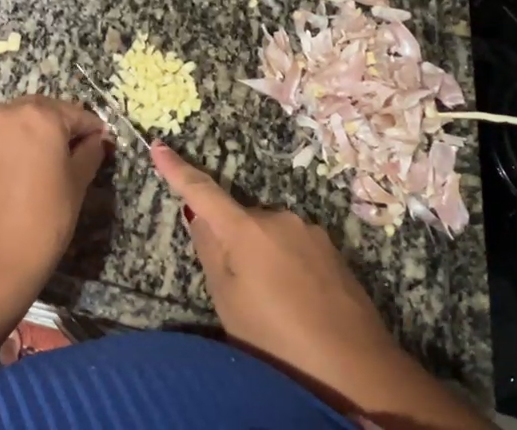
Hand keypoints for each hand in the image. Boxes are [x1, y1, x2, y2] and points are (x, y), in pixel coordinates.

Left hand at [0, 96, 109, 286]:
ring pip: (17, 118)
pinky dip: (10, 141)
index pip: (76, 114)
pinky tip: (18, 166)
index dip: (91, 129)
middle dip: (60, 125)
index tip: (100, 144)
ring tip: (44, 159)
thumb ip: (89, 154)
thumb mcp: (77, 185)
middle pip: (43, 110)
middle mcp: (10, 111)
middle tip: (73, 151)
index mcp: (42, 116)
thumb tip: (97, 140)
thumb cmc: (44, 219)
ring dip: (33, 130)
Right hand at [152, 144, 487, 428]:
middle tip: (238, 292)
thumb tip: (200, 217)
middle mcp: (279, 218)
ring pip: (270, 237)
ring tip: (275, 309)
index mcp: (246, 229)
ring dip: (264, 259)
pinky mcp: (334, 251)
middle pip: (241, 221)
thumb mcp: (228, 302)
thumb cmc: (277, 339)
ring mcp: (310, 233)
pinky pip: (296, 251)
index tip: (158, 146)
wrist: (357, 369)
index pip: (202, 191)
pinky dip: (288, 270)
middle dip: (234, 244)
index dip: (177, 170)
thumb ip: (210, 252)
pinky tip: (300, 307)